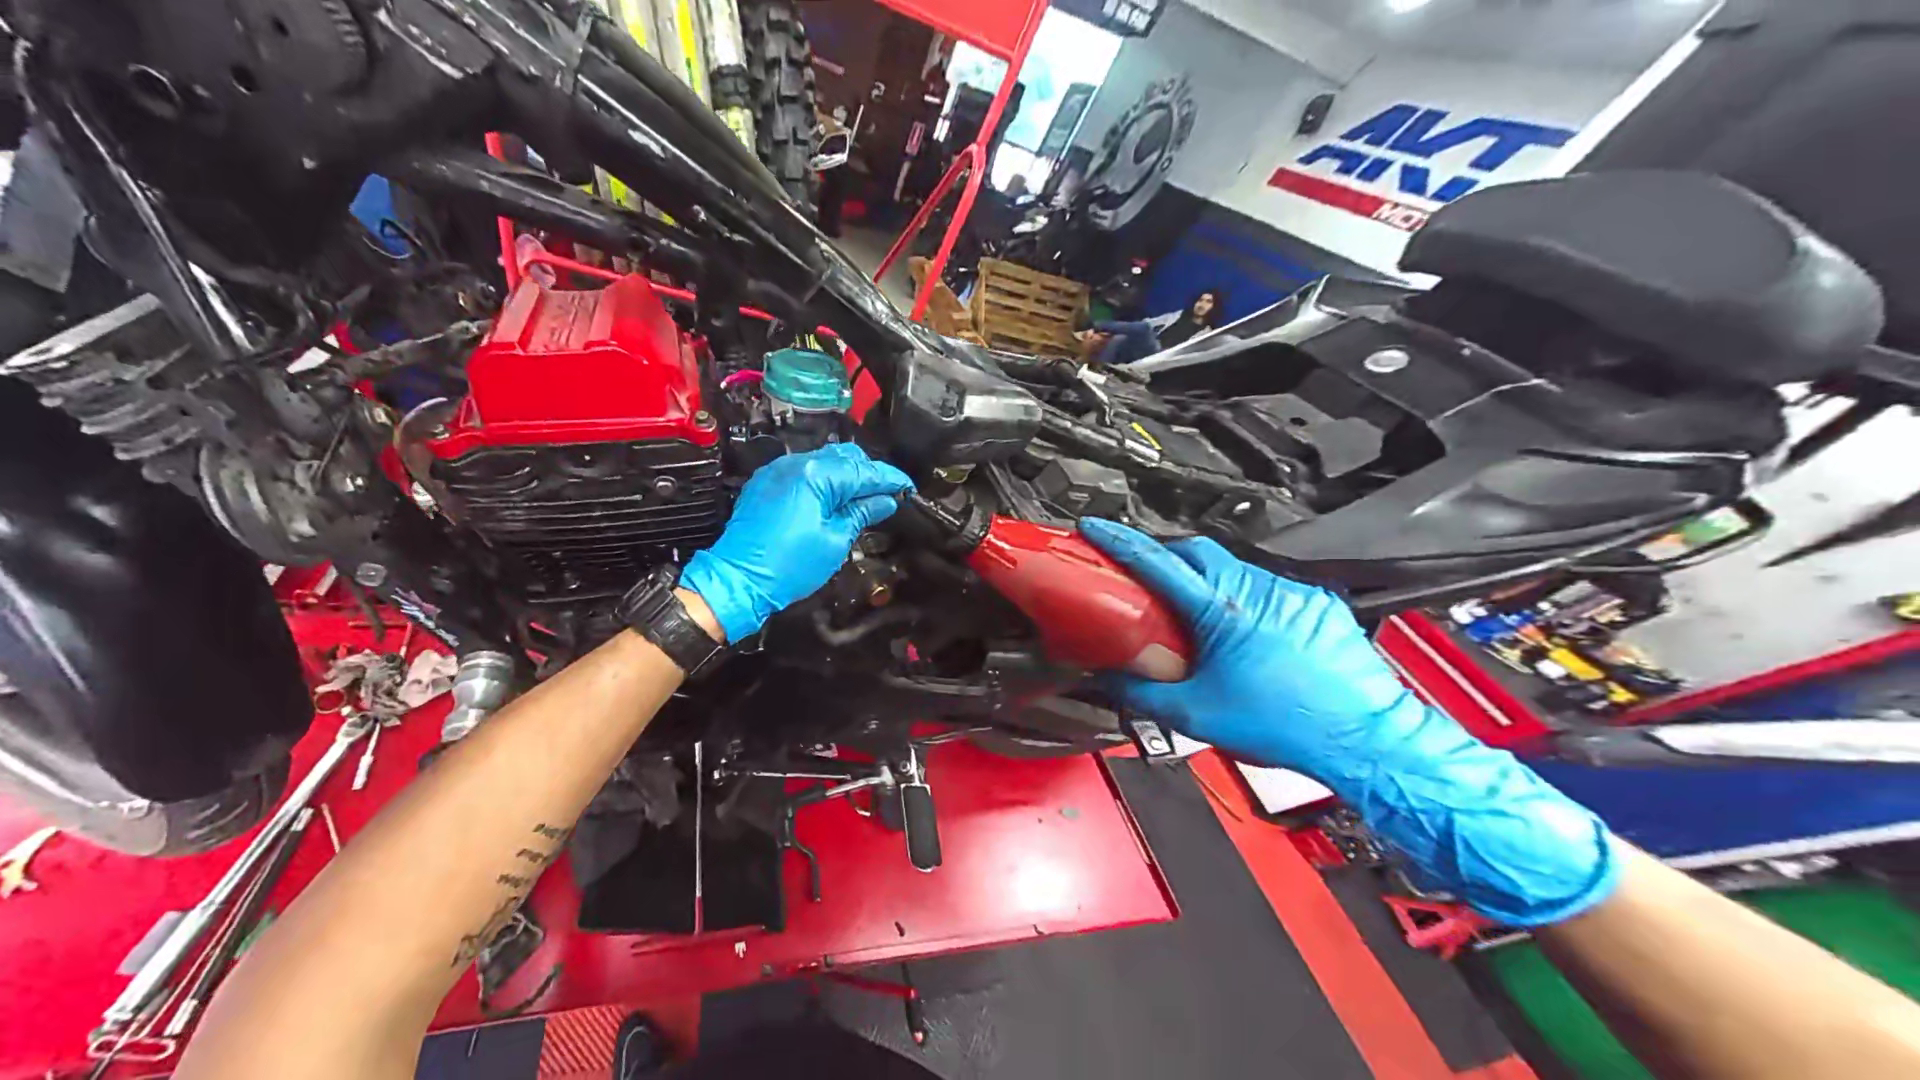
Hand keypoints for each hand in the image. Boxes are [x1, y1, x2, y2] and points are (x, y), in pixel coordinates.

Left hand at [681, 444, 911, 642]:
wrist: (738, 580)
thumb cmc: (788, 565)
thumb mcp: (835, 541)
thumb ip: (862, 513)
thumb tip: (885, 501)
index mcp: (815, 474)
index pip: (863, 470)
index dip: (890, 479)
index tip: (907, 488)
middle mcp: (794, 463)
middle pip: (845, 457)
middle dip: (869, 474)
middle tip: (887, 496)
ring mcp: (777, 471)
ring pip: (824, 461)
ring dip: (846, 477)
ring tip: (863, 500)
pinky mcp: (766, 483)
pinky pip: (804, 471)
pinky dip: (824, 480)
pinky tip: (834, 500)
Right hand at [1079, 517, 1619, 925]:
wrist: (1368, 743)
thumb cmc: (1293, 727)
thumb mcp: (1196, 715)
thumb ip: (1141, 695)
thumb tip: (1110, 683)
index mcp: (1224, 611)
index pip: (1157, 562)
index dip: (1119, 542)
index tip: (1096, 528)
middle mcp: (1259, 591)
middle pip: (1195, 552)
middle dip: (1162, 557)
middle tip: (1140, 577)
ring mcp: (1291, 595)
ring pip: (1231, 569)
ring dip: (1203, 582)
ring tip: (1191, 617)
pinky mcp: (1313, 606)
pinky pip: (1264, 586)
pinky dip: (1239, 598)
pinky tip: (1237, 632)